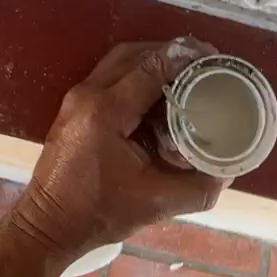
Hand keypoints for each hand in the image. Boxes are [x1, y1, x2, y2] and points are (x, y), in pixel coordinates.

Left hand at [5, 39, 228, 260]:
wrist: (49, 225)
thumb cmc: (99, 213)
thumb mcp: (156, 203)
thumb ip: (198, 186)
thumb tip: (228, 169)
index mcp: (106, 112)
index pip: (151, 69)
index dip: (183, 58)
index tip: (212, 56)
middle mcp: (88, 94)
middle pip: (134, 55)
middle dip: (169, 52)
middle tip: (202, 59)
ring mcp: (77, 97)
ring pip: (119, 60)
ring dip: (151, 59)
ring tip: (184, 69)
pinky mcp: (74, 106)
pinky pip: (110, 74)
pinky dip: (136, 73)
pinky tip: (159, 89)